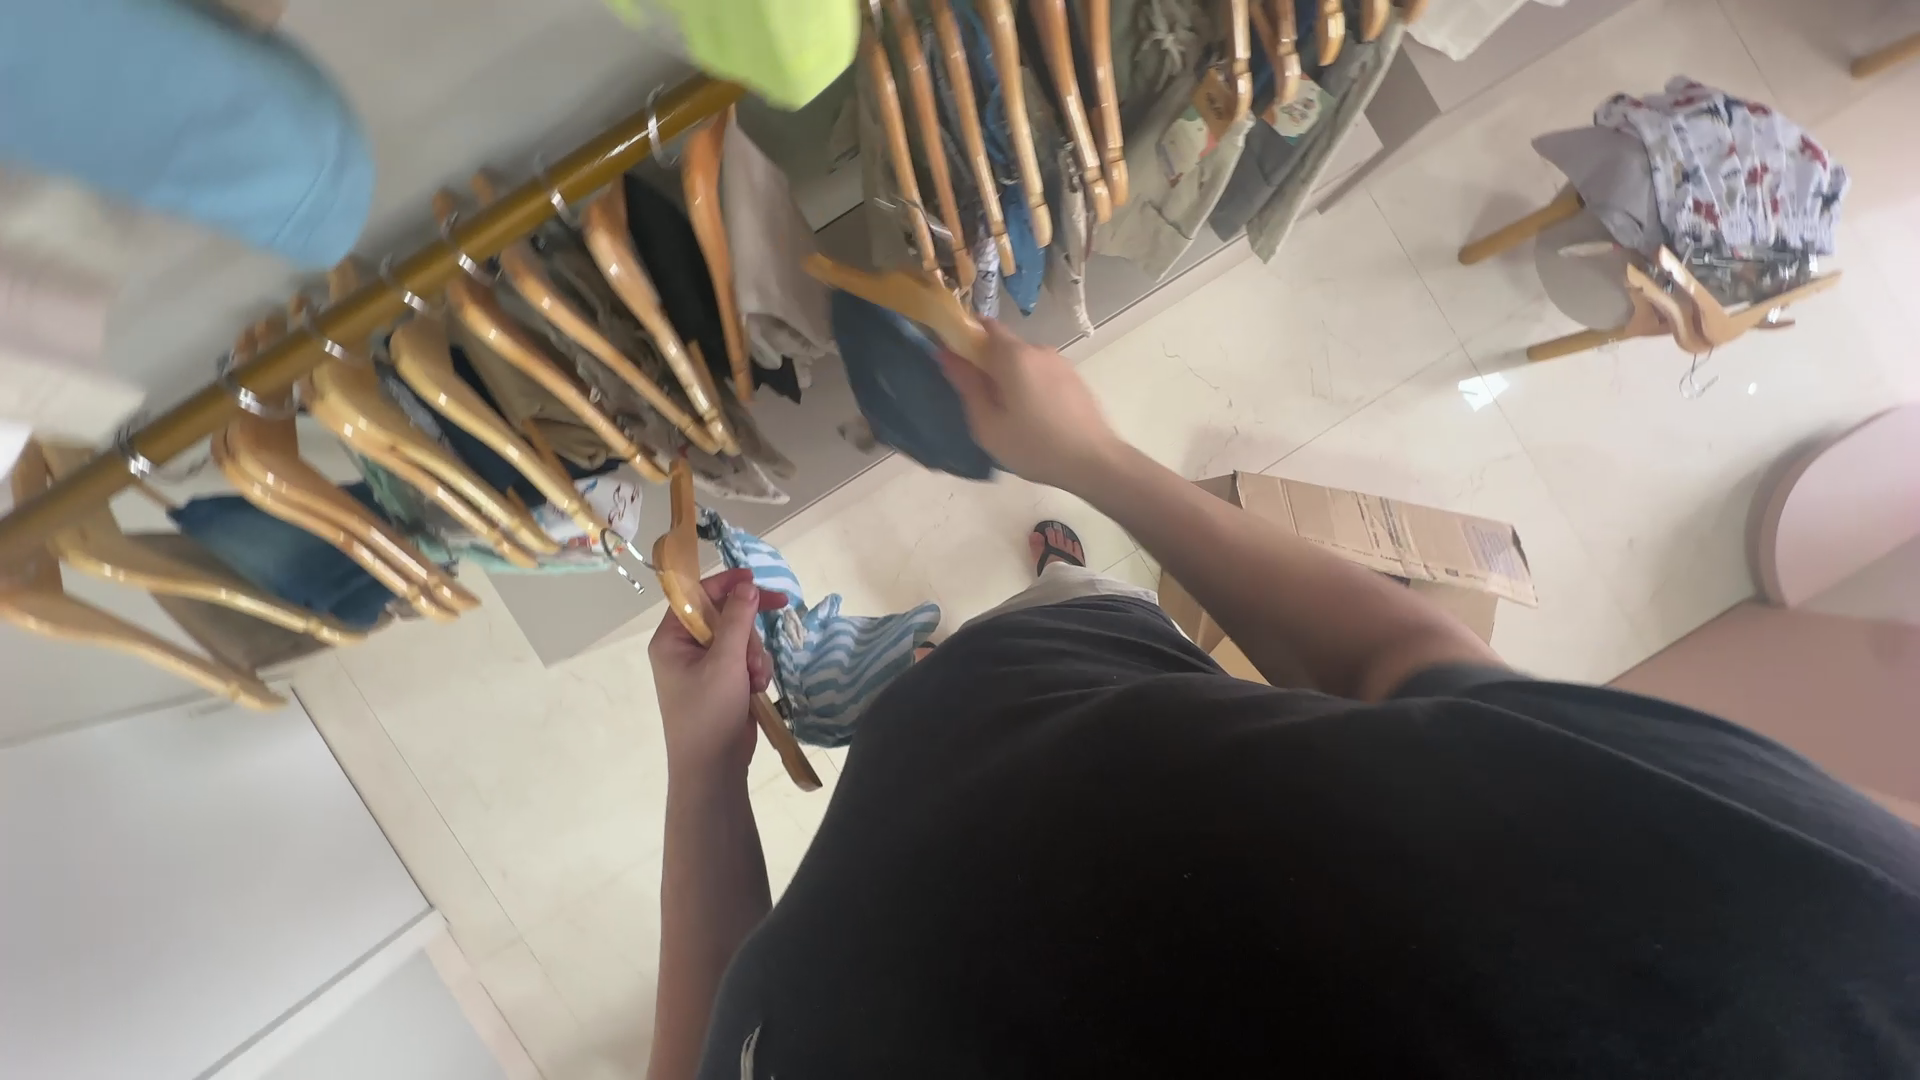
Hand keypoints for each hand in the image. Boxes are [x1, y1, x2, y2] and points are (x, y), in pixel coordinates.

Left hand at [648, 567, 787, 784]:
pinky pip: (746, 659)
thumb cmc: (709, 712)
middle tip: (768, 629)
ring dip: (755, 655)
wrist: (713, 767)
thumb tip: (747, 586)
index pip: (697, 597)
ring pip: (741, 638)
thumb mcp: (725, 662)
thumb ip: (737, 619)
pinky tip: (757, 688)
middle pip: (725, 616)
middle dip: (748, 631)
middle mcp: (685, 649)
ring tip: (755, 678)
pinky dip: (756, 670)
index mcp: (671, 639)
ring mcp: (706, 666)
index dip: (726, 584)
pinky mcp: (724, 681)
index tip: (755, 580)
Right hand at [938, 319, 1124, 491]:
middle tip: (982, 401)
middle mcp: (1038, 350)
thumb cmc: (1034, 447)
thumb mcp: (989, 425)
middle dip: (988, 364)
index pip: (984, 327)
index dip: (965, 337)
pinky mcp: (1074, 378)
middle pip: (1004, 345)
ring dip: (1011, 377)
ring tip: (1011, 415)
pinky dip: (1031, 386)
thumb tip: (947, 355)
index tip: (955, 361)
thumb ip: (967, 386)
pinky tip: (1035, 417)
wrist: (1093, 461)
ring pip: (1024, 361)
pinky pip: (1042, 373)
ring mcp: (1060, 363)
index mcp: (1014, 356)